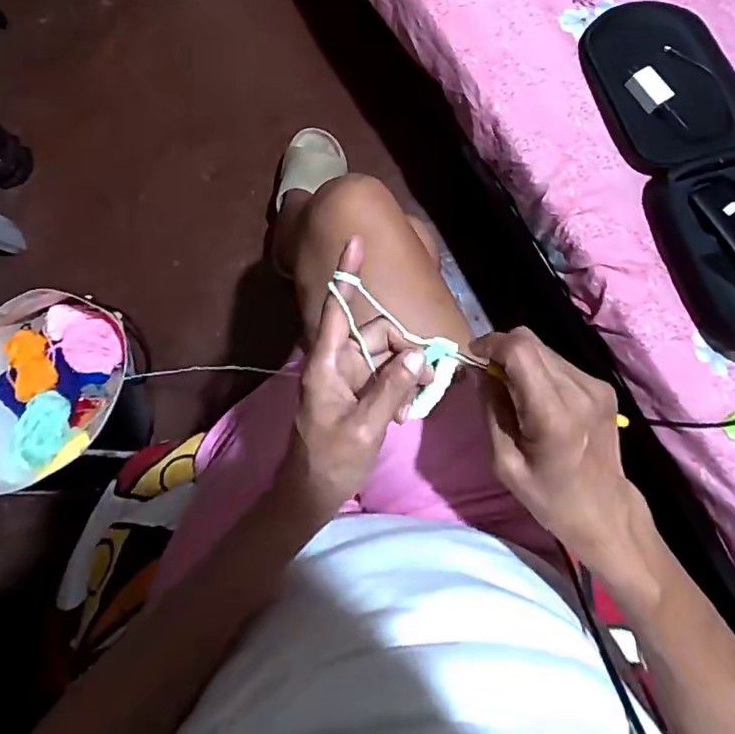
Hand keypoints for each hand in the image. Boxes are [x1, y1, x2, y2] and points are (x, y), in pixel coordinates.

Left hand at [274, 237, 426, 519]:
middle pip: (376, 332)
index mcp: (326, 363)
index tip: (356, 240)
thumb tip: (417, 357)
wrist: (311, 493)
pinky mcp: (358, 389)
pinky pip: (386, 372)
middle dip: (403, 350)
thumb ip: (391, 390)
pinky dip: (400, 385)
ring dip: (404, 372)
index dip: (347, 273)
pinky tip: (404, 411)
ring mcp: (348, 375)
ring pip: (386, 352)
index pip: (337, 308)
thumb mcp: (363, 428)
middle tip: (423, 381)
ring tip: (409, 407)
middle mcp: (337, 360)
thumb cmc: (329, 461)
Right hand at [472, 328, 658, 584]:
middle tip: (489, 375)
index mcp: (554, 414)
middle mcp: (579, 390)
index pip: (520, 350)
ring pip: (544, 349)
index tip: (473, 355)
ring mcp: (595, 386)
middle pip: (531, 342)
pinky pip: (560, 362)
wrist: (606, 512)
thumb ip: (491, 410)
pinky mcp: (603, 386)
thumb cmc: (550, 497)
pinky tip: (538, 396)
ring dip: (522, 360)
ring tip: (514, 390)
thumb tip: (478, 370)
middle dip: (503, 350)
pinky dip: (540, 370)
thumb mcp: (505, 463)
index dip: (492, 343)